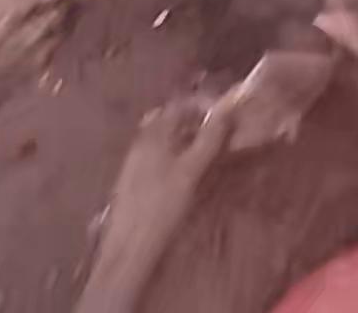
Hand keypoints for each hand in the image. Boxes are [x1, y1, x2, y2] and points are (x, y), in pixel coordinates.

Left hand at [110, 94, 234, 211]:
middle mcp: (142, 142)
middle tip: (218, 131)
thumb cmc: (162, 206)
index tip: (226, 114)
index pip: (182, 104)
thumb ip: (212, 136)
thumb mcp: (193, 169)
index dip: (205, 104)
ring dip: (187, 138)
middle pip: (171, 119)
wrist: (127, 253)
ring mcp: (134, 162)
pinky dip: (175, 155)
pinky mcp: (132, 182)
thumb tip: (229, 107)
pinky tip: (185, 173)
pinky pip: (158, 156)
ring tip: (206, 152)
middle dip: (196, 120)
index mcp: (155, 133)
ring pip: (164, 138)